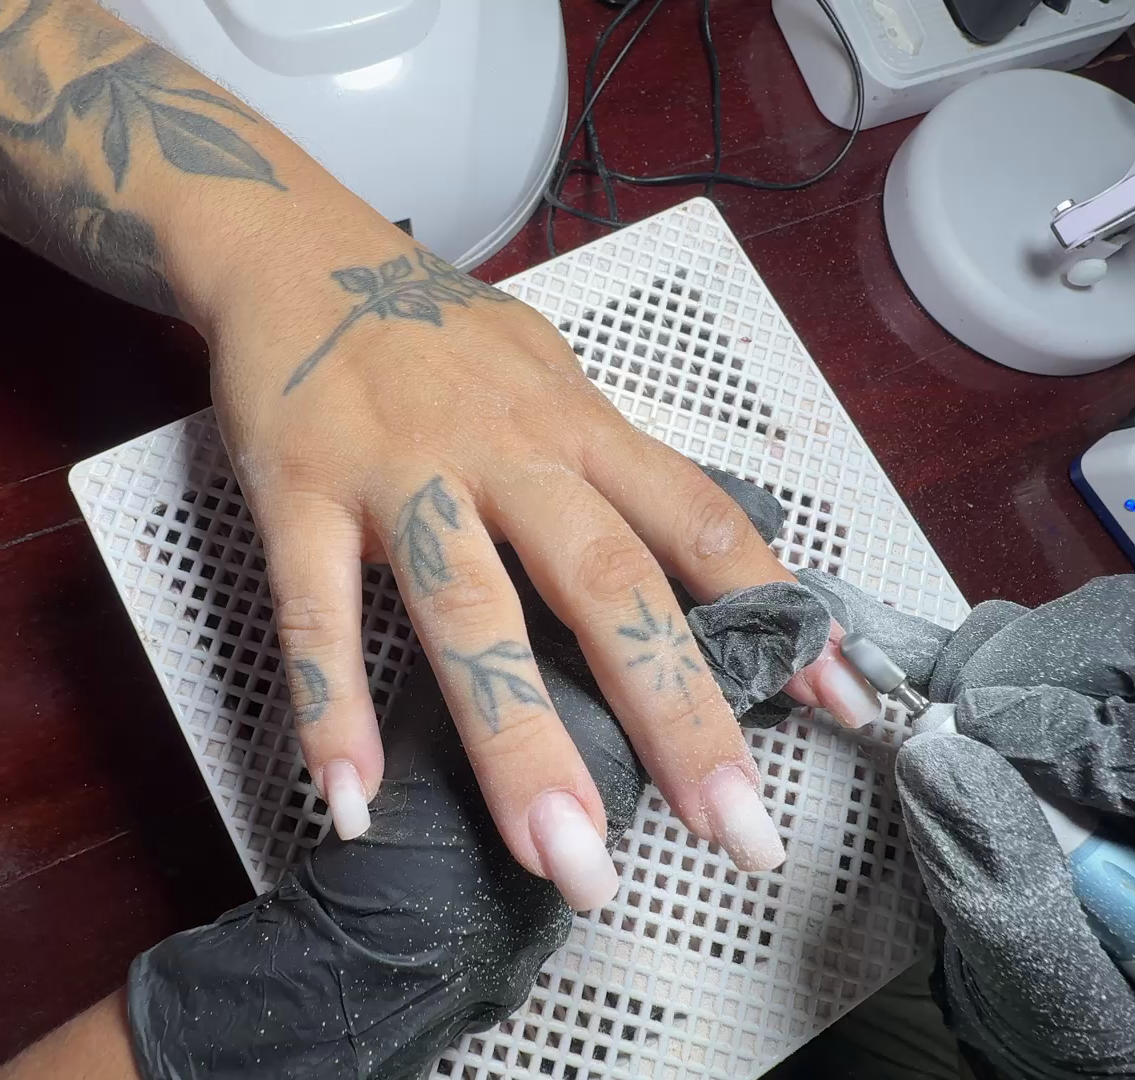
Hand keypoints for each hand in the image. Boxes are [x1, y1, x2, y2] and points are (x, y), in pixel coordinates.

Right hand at [206, 224, 882, 908]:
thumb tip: (689, 551)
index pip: (697, 519)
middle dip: (676, 713)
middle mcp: (501, 450)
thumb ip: (611, 461)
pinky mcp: (298, 494)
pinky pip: (315, 615)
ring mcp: (396, 473)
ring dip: (516, 743)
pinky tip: (354, 799)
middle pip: (604, 585)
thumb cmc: (436, 329)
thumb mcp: (547, 370)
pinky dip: (332, 708)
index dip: (775, 610)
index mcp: (575, 421)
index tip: (837, 705)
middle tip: (736, 835)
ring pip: (468, 612)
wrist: (298, 251)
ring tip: (564, 859)